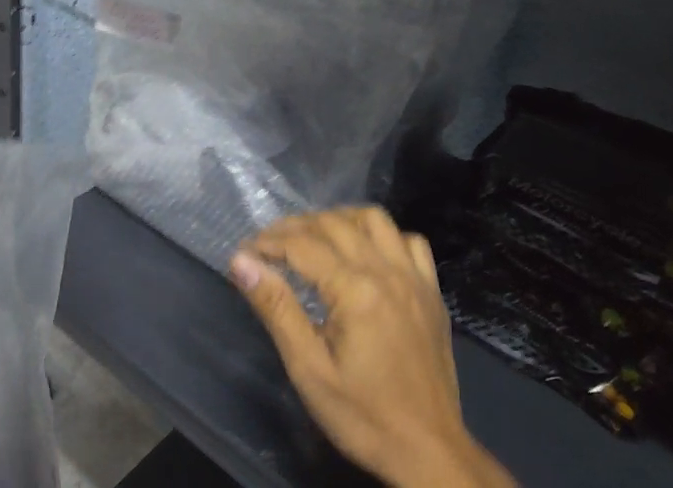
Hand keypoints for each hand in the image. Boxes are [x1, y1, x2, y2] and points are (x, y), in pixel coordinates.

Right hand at [230, 208, 512, 487]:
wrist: (430, 454)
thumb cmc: (363, 416)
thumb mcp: (308, 368)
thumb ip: (276, 307)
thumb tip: (240, 262)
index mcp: (356, 290)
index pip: (301, 245)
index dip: (267, 243)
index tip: (243, 254)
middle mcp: (388, 272)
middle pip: (334, 224)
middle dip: (294, 227)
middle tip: (267, 246)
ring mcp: (416, 280)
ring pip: (374, 219)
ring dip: (338, 220)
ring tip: (313, 239)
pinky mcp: (432, 293)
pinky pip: (409, 241)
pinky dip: (382, 236)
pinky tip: (365, 255)